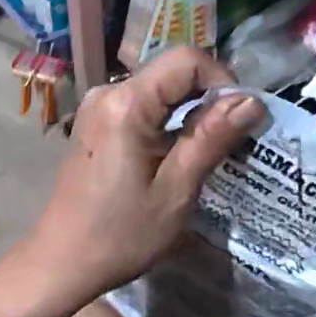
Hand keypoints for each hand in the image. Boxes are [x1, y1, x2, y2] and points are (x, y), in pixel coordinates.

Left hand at [18, 48, 264, 307]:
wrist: (64, 257)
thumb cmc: (121, 232)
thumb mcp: (176, 188)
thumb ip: (211, 137)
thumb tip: (251, 101)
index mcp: (125, 102)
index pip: (185, 59)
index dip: (221, 80)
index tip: (239, 121)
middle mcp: (106, 92)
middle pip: (170, 71)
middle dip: (208, 97)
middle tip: (231, 141)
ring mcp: (96, 106)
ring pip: (157, 88)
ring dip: (189, 110)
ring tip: (208, 151)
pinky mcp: (95, 122)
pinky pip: (140, 105)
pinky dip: (166, 120)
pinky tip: (177, 154)